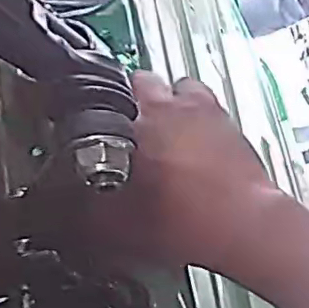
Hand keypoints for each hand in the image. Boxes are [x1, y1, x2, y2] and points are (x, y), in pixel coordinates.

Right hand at [91, 72, 285, 271]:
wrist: (244, 226)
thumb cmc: (188, 220)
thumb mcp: (117, 223)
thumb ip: (84, 208)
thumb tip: (64, 209)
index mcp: (141, 118)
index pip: (106, 89)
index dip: (99, 107)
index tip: (96, 123)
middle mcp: (179, 106)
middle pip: (147, 81)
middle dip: (136, 100)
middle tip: (131, 129)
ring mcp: (213, 114)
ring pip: (185, 91)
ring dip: (174, 105)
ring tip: (167, 136)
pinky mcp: (237, 130)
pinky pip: (213, 114)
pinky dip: (203, 125)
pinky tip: (198, 152)